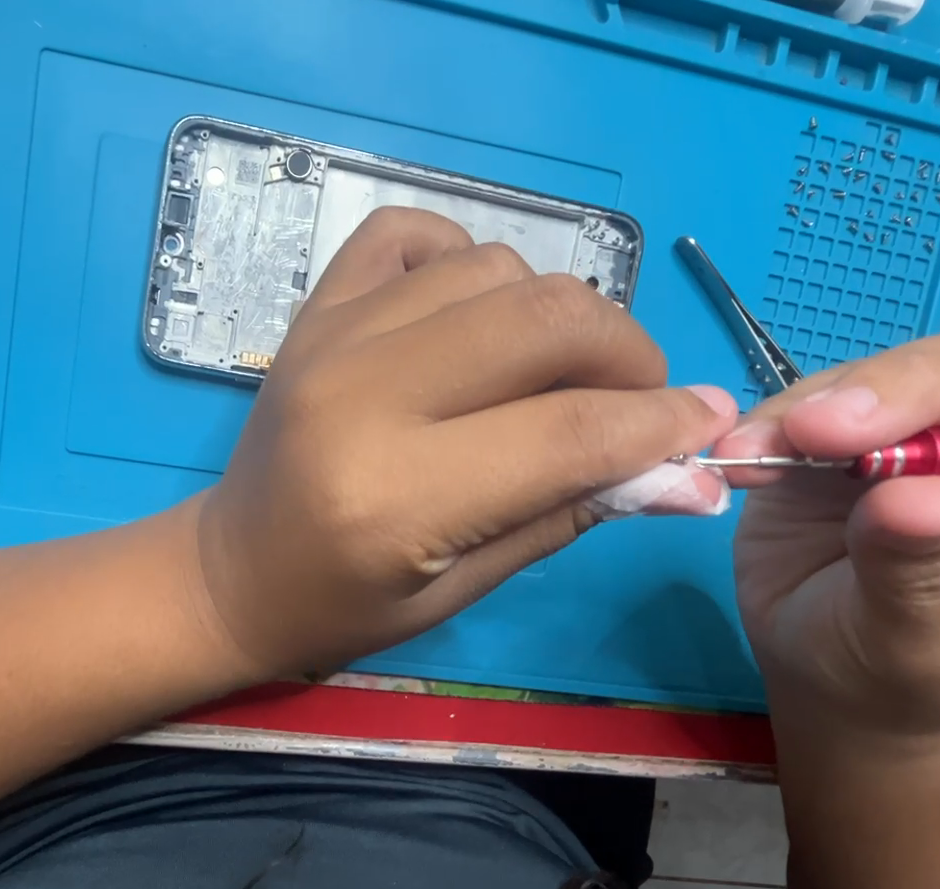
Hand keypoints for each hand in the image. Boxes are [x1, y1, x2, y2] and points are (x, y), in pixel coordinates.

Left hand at [193, 208, 734, 676]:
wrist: (233, 570)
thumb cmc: (341, 604)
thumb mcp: (459, 589)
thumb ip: (566, 516)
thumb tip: (684, 466)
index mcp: (397, 496)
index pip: (568, 432)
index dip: (660, 423)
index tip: (707, 423)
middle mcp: (363, 397)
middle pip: (543, 321)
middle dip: (624, 353)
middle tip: (634, 398)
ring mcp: (330, 338)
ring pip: (494, 266)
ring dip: (551, 313)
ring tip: (546, 371)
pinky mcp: (313, 310)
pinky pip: (412, 234)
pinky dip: (464, 259)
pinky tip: (470, 315)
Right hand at [714, 311, 939, 734]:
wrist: (820, 668)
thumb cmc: (902, 673)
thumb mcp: (926, 643)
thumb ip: (928, 575)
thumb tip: (920, 497)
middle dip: (925, 388)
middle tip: (827, 434)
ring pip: (915, 368)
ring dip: (836, 399)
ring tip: (766, 451)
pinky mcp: (858, 423)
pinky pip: (821, 393)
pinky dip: (775, 421)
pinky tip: (741, 459)